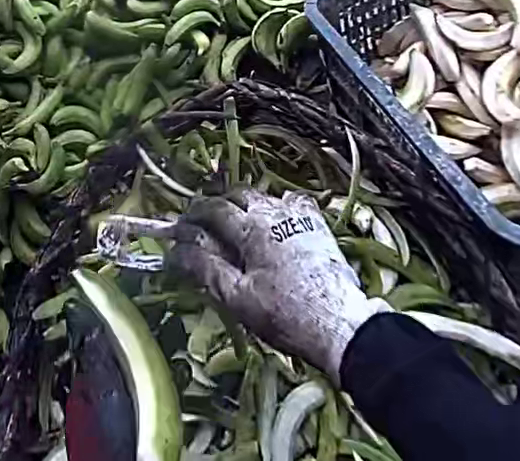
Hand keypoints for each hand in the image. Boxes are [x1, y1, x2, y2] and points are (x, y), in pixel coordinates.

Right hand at [168, 190, 384, 383]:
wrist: (341, 325)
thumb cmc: (285, 315)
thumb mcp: (238, 298)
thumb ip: (206, 268)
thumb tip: (178, 249)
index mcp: (249, 227)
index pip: (212, 210)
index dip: (193, 217)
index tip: (180, 228)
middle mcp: (271, 210)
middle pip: (235, 195)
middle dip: (216, 206)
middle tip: (205, 225)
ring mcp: (296, 214)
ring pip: (262, 196)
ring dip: (244, 204)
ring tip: (236, 224)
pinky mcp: (316, 223)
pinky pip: (291, 201)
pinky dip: (277, 205)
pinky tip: (274, 220)